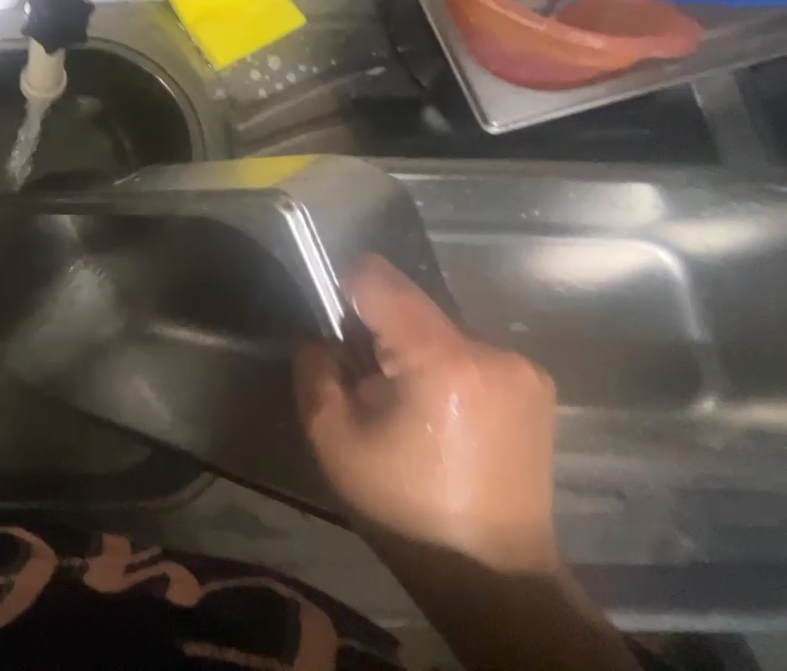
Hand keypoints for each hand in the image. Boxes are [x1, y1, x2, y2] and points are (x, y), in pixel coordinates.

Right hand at [295, 256, 560, 573]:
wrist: (489, 569)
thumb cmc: (401, 502)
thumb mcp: (329, 432)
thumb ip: (315, 366)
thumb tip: (324, 337)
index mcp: (443, 361)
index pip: (380, 279)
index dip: (341, 286)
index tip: (327, 321)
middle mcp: (493, 352)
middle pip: (411, 306)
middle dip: (375, 331)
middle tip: (359, 382)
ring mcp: (522, 370)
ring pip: (437, 330)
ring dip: (408, 350)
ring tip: (396, 404)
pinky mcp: (534, 388)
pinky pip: (466, 353)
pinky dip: (438, 366)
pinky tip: (431, 414)